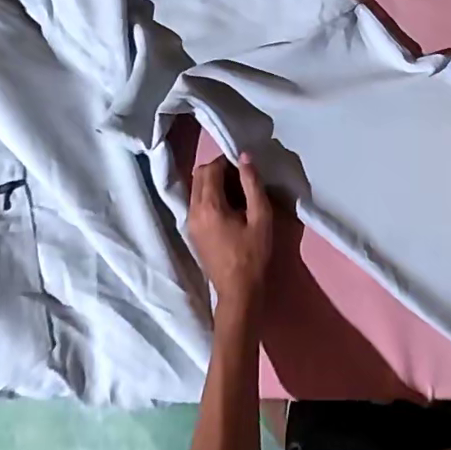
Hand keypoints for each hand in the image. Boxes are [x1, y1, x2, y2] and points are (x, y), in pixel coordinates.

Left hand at [188, 154, 275, 323]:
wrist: (238, 292)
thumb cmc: (252, 255)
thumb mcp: (261, 218)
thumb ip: (252, 184)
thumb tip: (245, 157)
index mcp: (209, 206)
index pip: (211, 168)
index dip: (227, 161)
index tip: (245, 166)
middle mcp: (193, 210)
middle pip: (199, 174)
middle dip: (218, 169)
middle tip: (241, 177)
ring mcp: (189, 221)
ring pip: (196, 187)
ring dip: (213, 182)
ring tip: (237, 192)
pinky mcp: (192, 231)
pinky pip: (197, 202)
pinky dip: (209, 195)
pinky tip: (229, 207)